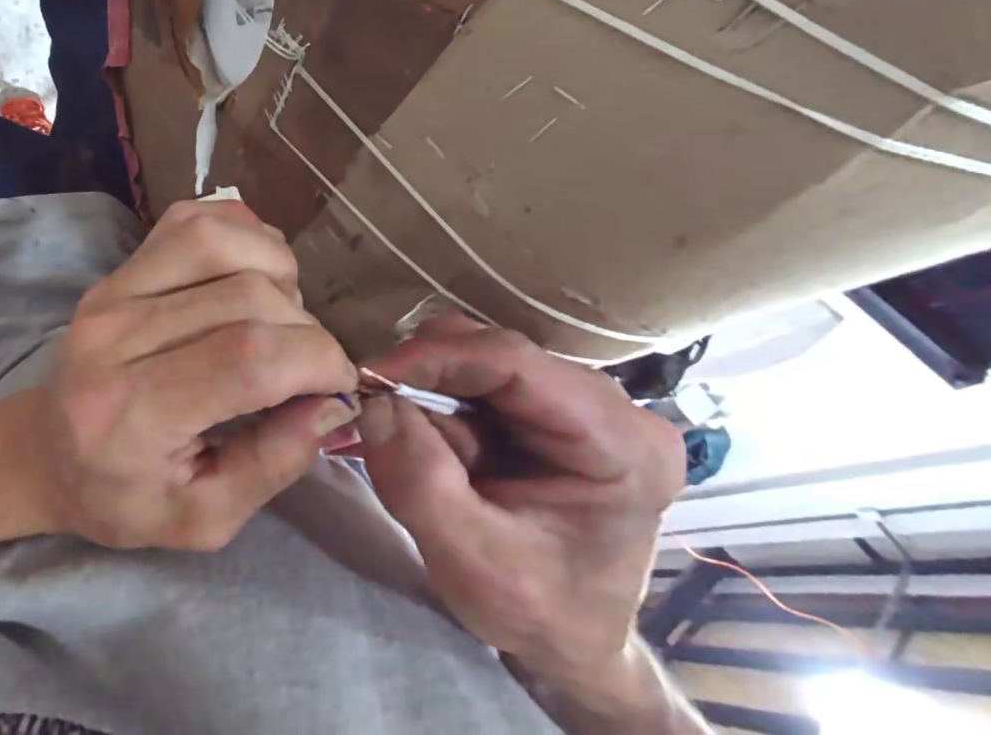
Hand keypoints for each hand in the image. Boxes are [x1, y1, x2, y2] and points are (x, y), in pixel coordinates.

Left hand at [15, 199, 359, 551]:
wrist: (45, 450)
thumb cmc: (121, 495)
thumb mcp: (201, 518)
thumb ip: (273, 463)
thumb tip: (333, 401)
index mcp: (131, 412)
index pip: (247, 356)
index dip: (316, 360)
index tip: (340, 382)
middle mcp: (116, 335)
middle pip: (245, 295)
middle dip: (305, 328)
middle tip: (308, 365)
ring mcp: (112, 289)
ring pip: (218, 241)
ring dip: (275, 271)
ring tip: (280, 315)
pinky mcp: (118, 267)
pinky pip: (191, 219)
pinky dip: (240, 234)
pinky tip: (251, 274)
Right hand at [356, 314, 684, 692]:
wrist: (569, 638)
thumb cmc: (538, 613)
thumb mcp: (474, 566)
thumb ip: (422, 485)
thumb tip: (374, 405)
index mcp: (621, 444)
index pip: (517, 363)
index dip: (436, 357)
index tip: (369, 377)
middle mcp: (609, 406)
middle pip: (494, 352)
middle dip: (424, 376)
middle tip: (371, 411)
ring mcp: (578, 400)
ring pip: (477, 358)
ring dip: (426, 393)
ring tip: (401, 443)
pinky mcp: (547, 404)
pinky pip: (474, 378)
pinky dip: (434, 402)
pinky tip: (424, 442)